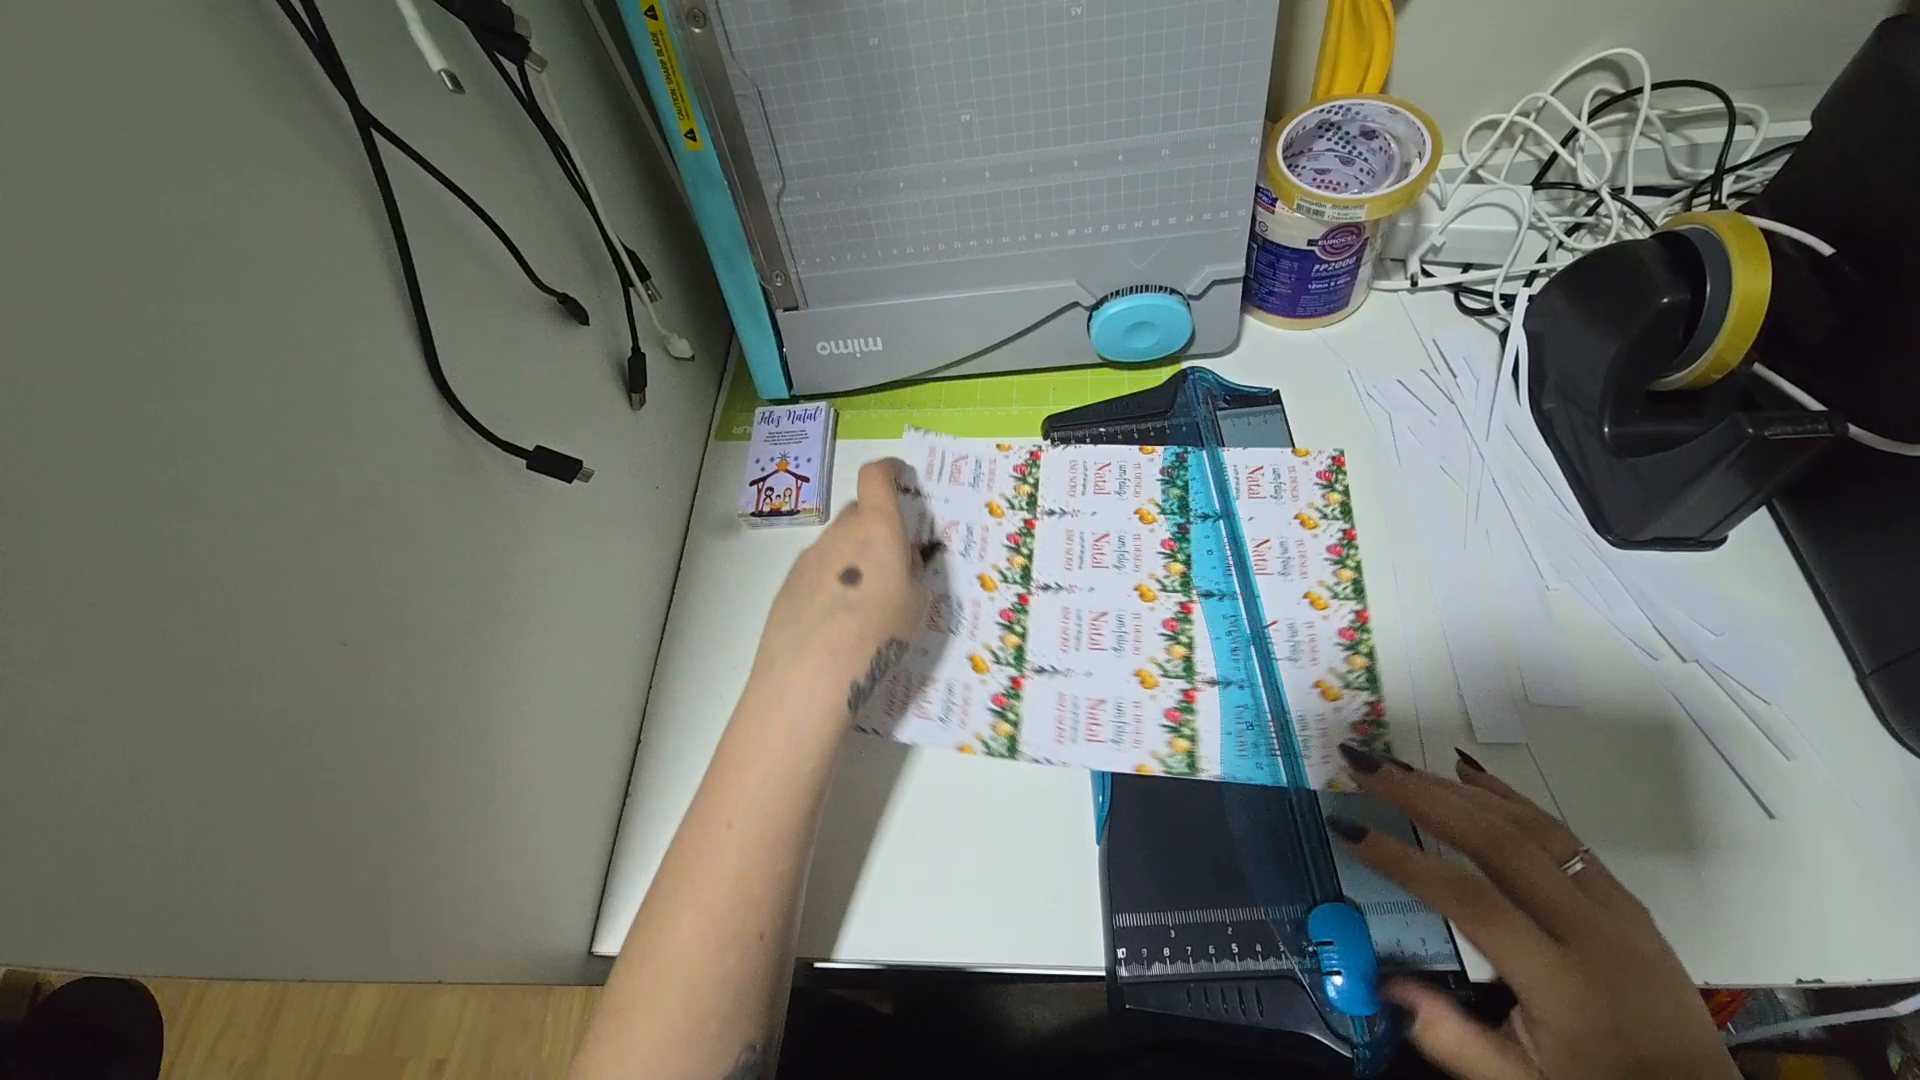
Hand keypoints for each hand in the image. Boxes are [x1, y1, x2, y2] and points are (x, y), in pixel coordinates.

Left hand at [747, 458, 927, 726]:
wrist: (809, 673)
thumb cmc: (878, 634)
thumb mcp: (916, 603)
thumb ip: (909, 571)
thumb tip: (899, 558)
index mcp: (876, 528)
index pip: (875, 477)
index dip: (888, 469)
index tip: (900, 474)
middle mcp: (838, 533)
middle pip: (858, 514)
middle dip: (876, 527)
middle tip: (891, 562)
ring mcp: (808, 558)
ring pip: (837, 546)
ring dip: (853, 559)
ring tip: (863, 604)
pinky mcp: (787, 585)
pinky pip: (818, 572)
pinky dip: (831, 583)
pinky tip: (835, 622)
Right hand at [1330, 744, 1737, 1079]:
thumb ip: (1455, 1041)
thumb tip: (1389, 987)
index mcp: (1565, 985)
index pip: (1472, 903)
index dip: (1406, 862)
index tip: (1350, 828)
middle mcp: (1594, 935)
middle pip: (1500, 845)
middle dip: (1424, 797)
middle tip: (1367, 766)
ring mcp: (1617, 910)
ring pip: (1532, 828)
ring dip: (1460, 791)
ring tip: (1403, 766)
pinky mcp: (1627, 901)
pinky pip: (1565, 836)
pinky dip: (1511, 799)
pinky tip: (1470, 776)